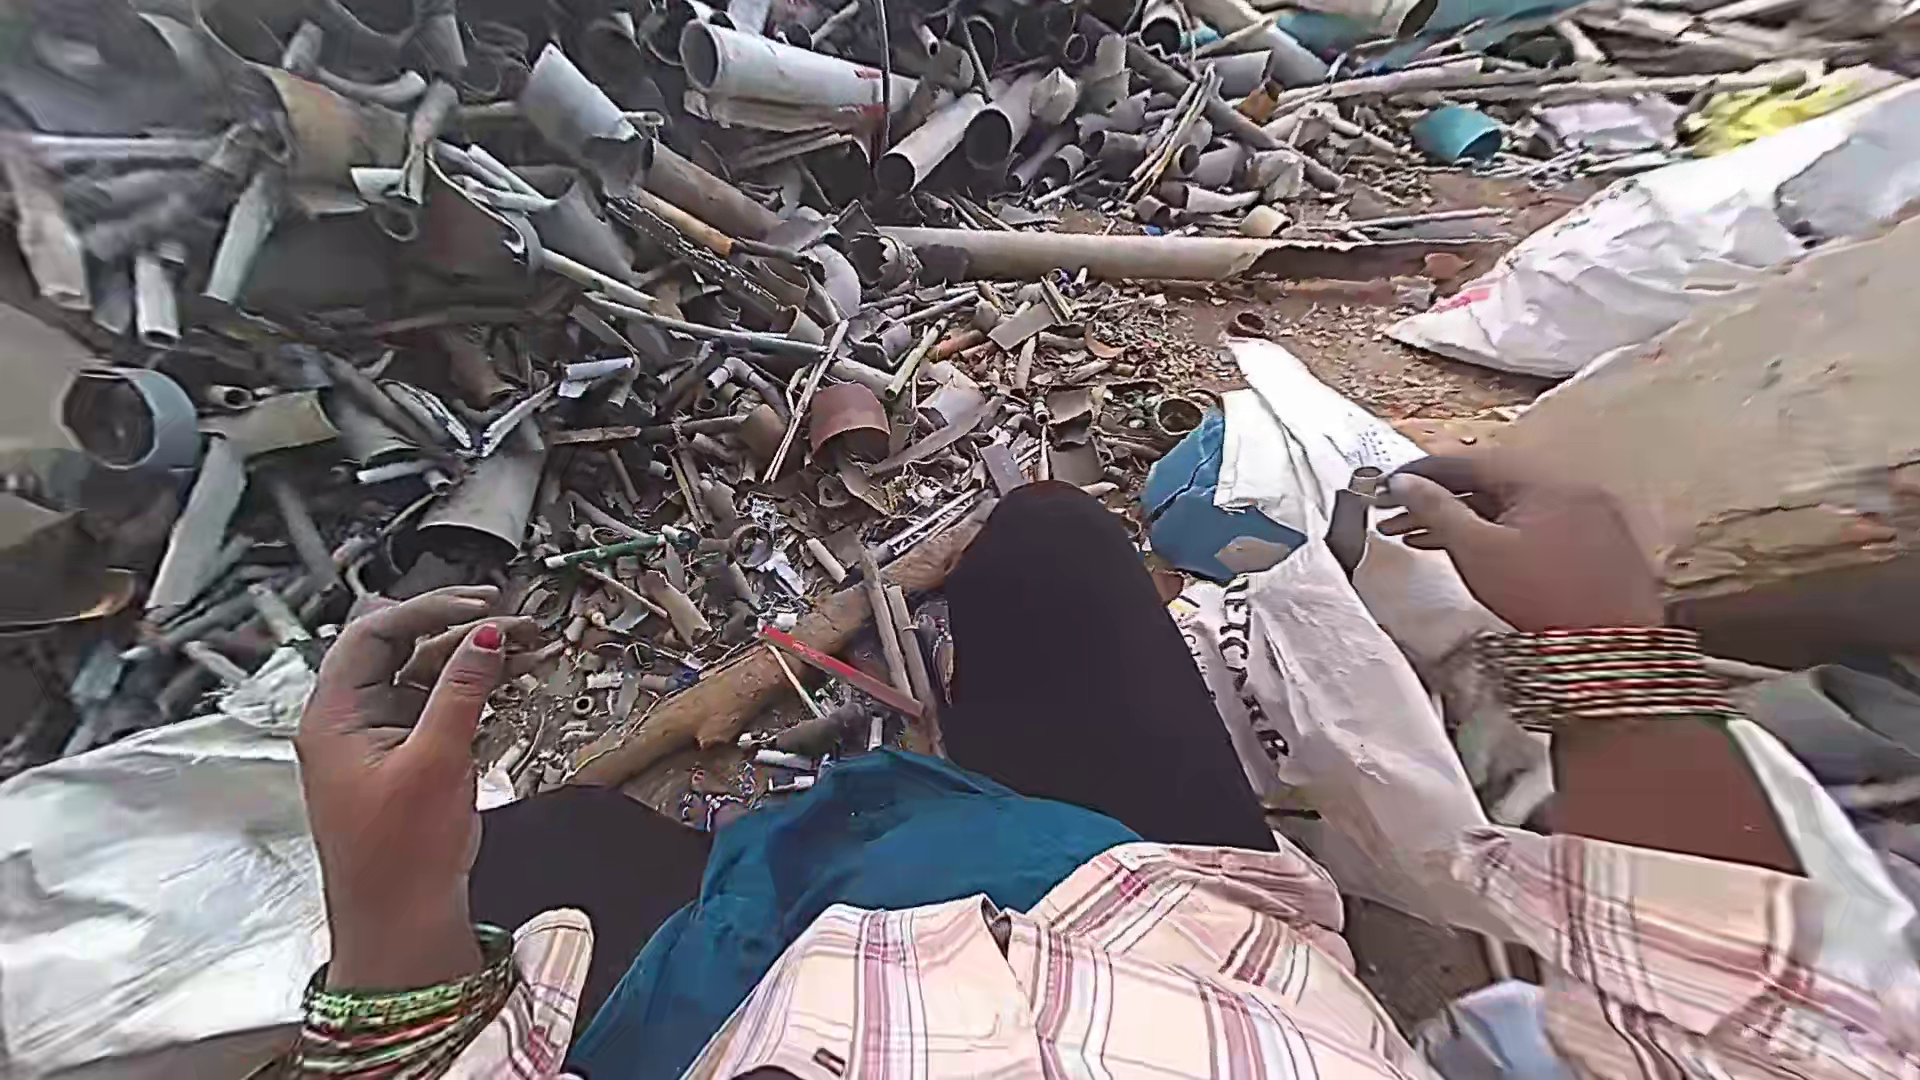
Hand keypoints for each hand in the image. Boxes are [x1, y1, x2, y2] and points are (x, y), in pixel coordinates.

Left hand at [296, 586, 537, 989]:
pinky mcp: (424, 741)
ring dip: (484, 652)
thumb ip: (462, 690)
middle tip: (515, 619)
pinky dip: (489, 678)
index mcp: (338, 714)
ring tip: (532, 640)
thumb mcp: (435, 759)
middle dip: (462, 627)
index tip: (481, 604)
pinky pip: (456, 694)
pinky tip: (522, 668)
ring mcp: (394, 727)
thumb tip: (488, 634)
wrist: (406, 905)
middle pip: (407, 646)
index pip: (374, 636)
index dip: (428, 611)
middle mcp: (361, 713)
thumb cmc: (401, 845)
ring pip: (438, 669)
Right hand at [1378, 455, 1663, 631]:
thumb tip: (1401, 480)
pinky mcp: (1576, 544)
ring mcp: (1575, 517)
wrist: (1604, 646)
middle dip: (1430, 496)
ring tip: (1403, 530)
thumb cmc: (1537, 591)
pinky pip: (1515, 524)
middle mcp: (1566, 491)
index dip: (1421, 471)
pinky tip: (1441, 543)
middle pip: (1483, 483)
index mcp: (1545, 483)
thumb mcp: (1474, 546)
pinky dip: (1476, 530)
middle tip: (1387, 508)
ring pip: (1496, 505)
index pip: (1470, 462)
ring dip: (1448, 515)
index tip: (1384, 483)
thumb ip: (1434, 507)